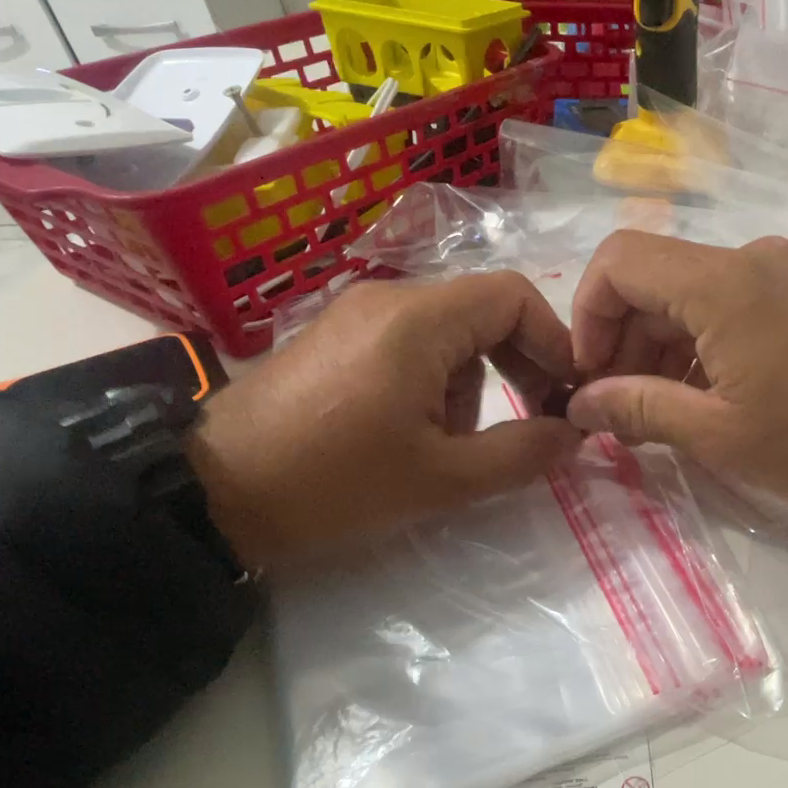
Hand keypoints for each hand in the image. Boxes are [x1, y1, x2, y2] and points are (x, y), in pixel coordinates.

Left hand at [190, 273, 581, 564]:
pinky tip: (415, 433)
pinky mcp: (337, 339)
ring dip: (476, 382)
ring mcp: (358, 316)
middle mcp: (390, 300)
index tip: (566, 396)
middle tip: (536, 420)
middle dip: (520, 365)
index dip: (554, 341)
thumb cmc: (336, 480)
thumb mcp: (442, 477)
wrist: (214, 491)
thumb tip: (573, 436)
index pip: (514, 296)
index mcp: (420, 320)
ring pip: (450, 332)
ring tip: (458, 443)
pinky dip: (436, 381)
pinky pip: (412, 344)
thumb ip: (521, 454)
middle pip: (484, 311)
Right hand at [567, 232, 787, 520]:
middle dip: (621, 340)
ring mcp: (776, 272)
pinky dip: (696, 345)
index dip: (586, 316)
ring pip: (685, 294)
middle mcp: (746, 258)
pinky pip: (723, 305)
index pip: (618, 262)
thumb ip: (637, 407)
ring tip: (654, 414)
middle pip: (650, 278)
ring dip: (657, 348)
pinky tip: (696, 398)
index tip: (590, 376)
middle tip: (616, 409)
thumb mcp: (717, 435)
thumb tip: (580, 401)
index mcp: (722, 283)